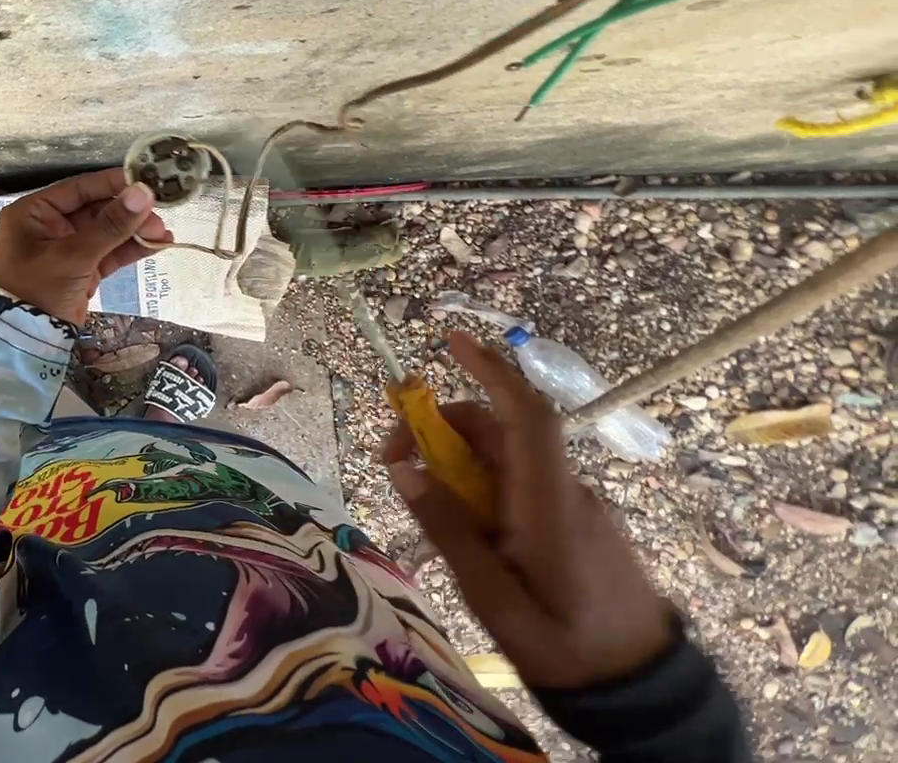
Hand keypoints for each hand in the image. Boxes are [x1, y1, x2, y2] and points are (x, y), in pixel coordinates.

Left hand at [0, 168, 171, 324]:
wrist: (27, 341)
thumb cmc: (39, 290)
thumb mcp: (74, 256)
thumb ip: (111, 225)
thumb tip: (143, 192)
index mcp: (32, 212)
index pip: (78, 189)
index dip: (113, 183)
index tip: (146, 179)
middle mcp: (47, 225)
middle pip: (95, 209)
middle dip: (128, 212)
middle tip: (160, 213)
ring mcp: (64, 247)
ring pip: (104, 231)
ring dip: (133, 231)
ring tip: (163, 232)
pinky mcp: (79, 268)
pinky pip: (107, 252)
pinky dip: (129, 249)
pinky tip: (156, 245)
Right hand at [382, 331, 672, 689]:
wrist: (646, 693)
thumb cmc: (566, 647)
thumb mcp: (492, 597)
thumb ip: (447, 529)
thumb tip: (402, 469)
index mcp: (549, 504)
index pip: (527, 416)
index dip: (491, 371)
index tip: (451, 341)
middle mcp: (564, 492)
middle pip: (496, 431)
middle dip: (435, 429)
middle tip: (389, 462)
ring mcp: (572, 505)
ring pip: (501, 458)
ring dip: (451, 461)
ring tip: (421, 504)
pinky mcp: (573, 521)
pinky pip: (515, 482)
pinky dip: (475, 485)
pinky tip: (460, 526)